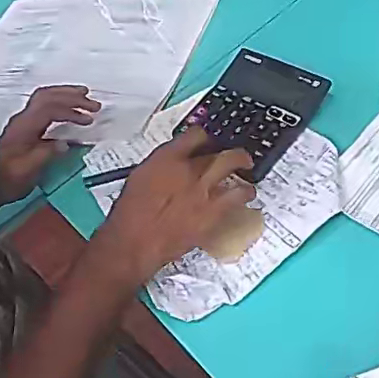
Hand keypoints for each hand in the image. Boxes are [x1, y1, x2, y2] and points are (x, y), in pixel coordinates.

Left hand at [0, 86, 100, 200]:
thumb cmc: (13, 178)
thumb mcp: (31, 168)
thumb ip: (48, 153)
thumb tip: (65, 143)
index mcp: (24, 127)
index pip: (48, 109)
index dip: (70, 111)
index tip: (87, 119)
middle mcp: (23, 119)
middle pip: (47, 97)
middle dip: (71, 96)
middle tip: (93, 103)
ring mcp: (24, 120)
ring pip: (45, 98)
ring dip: (66, 95)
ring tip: (85, 97)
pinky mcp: (27, 125)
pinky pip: (44, 106)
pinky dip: (60, 103)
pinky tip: (71, 108)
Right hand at [81, 127, 254, 287]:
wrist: (135, 243)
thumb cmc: (131, 214)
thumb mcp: (140, 176)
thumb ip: (163, 165)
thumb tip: (175, 162)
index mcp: (167, 158)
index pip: (195, 135)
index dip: (204, 137)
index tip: (208, 141)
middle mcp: (189, 171)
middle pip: (220, 151)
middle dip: (233, 152)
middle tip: (239, 156)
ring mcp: (204, 192)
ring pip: (234, 171)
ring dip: (243, 171)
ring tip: (247, 177)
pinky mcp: (213, 213)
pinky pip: (237, 199)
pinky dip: (243, 197)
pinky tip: (244, 199)